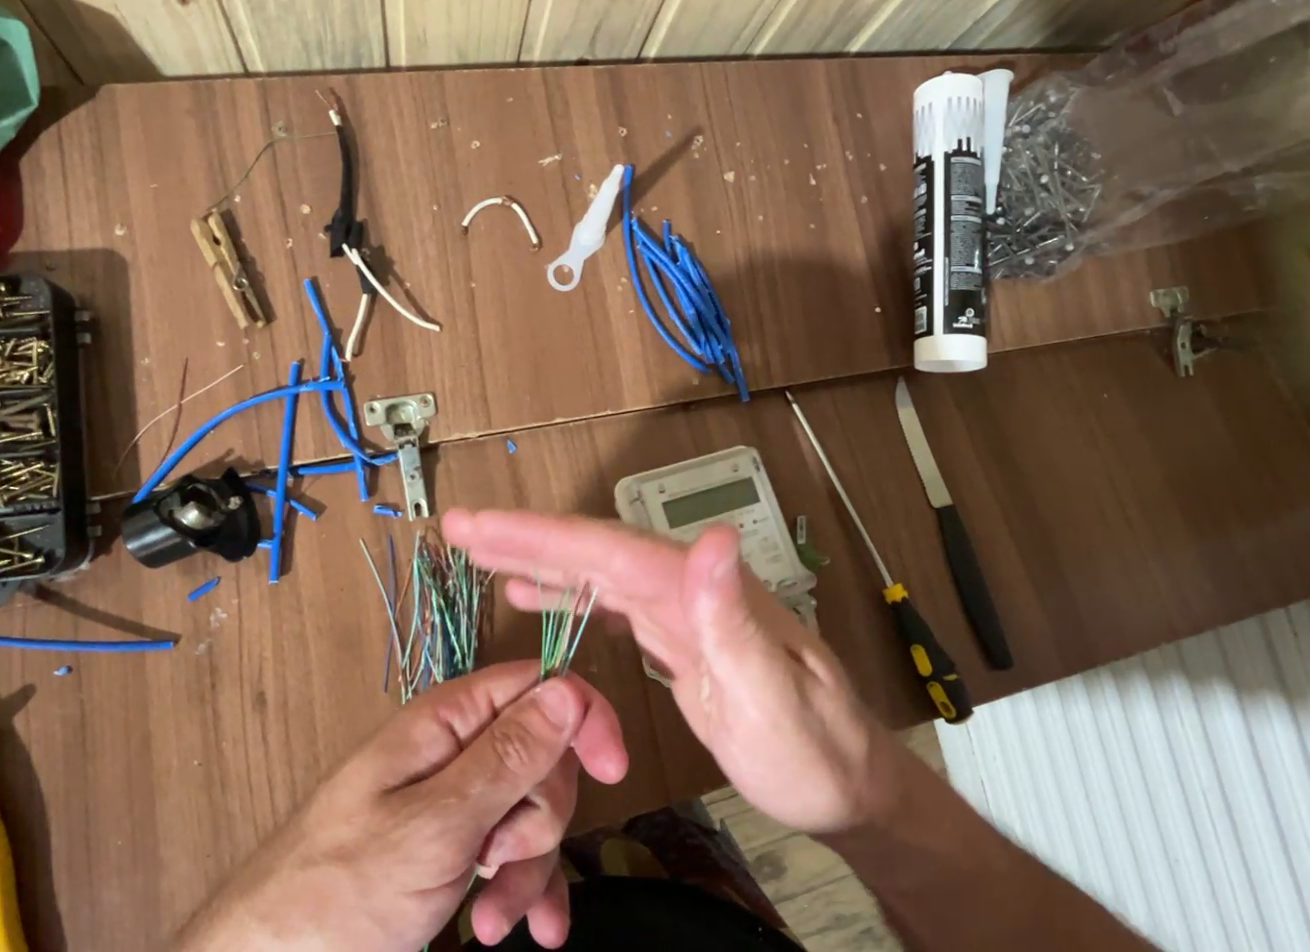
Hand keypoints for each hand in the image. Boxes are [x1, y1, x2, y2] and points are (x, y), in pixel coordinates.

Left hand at [176, 663, 627, 950]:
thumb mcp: (434, 826)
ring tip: (491, 921)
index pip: (539, 685)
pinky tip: (528, 931)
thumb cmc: (342, 892)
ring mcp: (457, 804)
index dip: (582, 719)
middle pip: (545, 756)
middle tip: (499, 855)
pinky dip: (527, 891)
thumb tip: (569, 691)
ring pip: (533, 814)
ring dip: (528, 869)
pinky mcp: (457, 852)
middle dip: (541, 816)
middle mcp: (457, 752)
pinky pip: (516, 857)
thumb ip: (507, 758)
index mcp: (448, 721)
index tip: (613, 770)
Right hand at [444, 509, 904, 835]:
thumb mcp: (778, 699)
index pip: (614, 551)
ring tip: (481, 550)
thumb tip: (710, 538)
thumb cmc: (816, 752)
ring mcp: (685, 613)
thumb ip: (737, 622)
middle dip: (529, 536)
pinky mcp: (678, 640)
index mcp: (708, 594)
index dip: (545, 535)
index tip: (482, 525)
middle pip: (599, 550)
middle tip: (462, 527)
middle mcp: (693, 589)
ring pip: (600, 572)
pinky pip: (612, 605)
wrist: (846, 784)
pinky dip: (568, 593)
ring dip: (540, 558)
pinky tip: (534, 594)